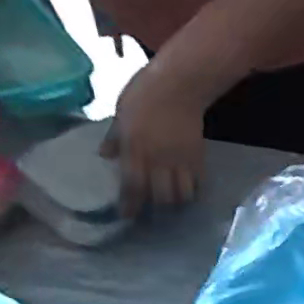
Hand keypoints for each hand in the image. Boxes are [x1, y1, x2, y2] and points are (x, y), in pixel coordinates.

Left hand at [102, 62, 209, 213]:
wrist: (179, 87)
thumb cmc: (143, 95)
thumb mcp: (120, 114)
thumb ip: (115, 138)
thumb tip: (105, 156)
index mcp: (136, 150)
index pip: (132, 185)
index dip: (129, 204)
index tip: (126, 216)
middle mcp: (159, 161)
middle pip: (161, 196)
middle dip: (154, 206)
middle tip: (150, 209)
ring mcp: (181, 161)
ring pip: (182, 194)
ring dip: (175, 201)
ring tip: (170, 201)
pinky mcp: (198, 158)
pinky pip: (197, 182)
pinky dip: (192, 190)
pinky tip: (187, 190)